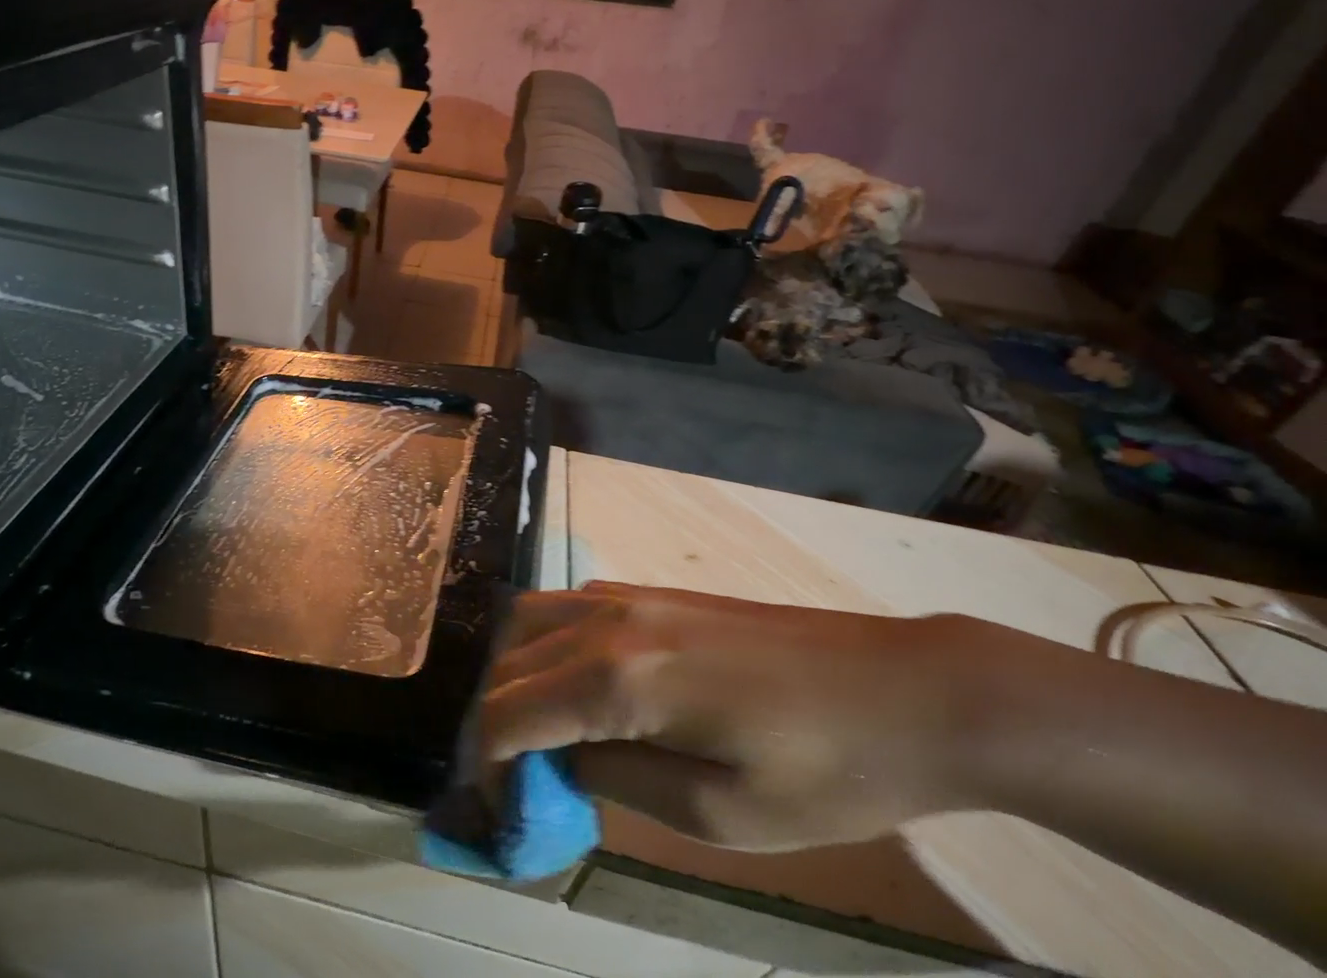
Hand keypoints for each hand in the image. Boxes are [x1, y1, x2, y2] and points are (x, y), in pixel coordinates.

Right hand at [477, 582, 978, 850]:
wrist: (920, 693)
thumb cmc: (830, 772)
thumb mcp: (720, 814)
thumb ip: (617, 781)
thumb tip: (564, 759)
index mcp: (619, 680)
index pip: (506, 716)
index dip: (488, 768)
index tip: (503, 811)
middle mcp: (608, 623)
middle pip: (507, 667)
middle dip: (495, 728)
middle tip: (519, 783)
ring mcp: (633, 597)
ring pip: (526, 622)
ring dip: (514, 678)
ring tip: (540, 732)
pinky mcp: (658, 592)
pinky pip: (568, 607)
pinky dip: (546, 646)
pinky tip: (577, 686)